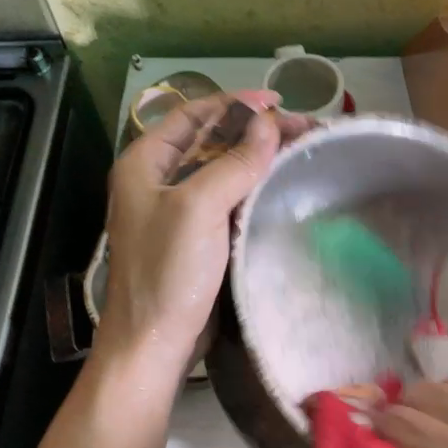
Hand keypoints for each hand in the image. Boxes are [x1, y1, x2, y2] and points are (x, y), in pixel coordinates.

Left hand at [99, 91, 312, 381]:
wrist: (153, 344)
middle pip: (211, 139)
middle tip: (302, 128)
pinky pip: (228, 197)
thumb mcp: (199, 207)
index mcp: (145, 161)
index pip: (193, 114)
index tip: (278, 102)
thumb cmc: (166, 269)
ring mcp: (177, 208)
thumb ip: (234, 161)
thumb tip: (269, 123)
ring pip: (223, 168)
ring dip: (259, 156)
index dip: (235, 103)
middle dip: (254, 130)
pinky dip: (254, 185)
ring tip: (301, 149)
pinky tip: (283, 183)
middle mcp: (158, 178)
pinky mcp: (196, 235)